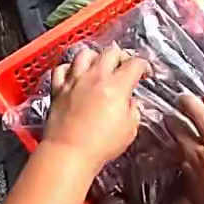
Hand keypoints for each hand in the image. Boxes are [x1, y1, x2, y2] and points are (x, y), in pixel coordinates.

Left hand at [43, 46, 148, 168]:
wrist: (69, 152)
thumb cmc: (101, 144)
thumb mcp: (129, 129)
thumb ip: (133, 111)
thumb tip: (131, 102)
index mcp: (117, 86)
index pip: (134, 64)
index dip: (144, 65)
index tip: (145, 73)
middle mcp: (95, 77)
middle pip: (111, 51)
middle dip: (122, 56)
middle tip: (125, 67)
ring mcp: (74, 81)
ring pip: (85, 53)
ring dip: (96, 56)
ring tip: (99, 66)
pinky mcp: (58, 89)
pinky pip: (62, 69)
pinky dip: (70, 68)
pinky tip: (75, 75)